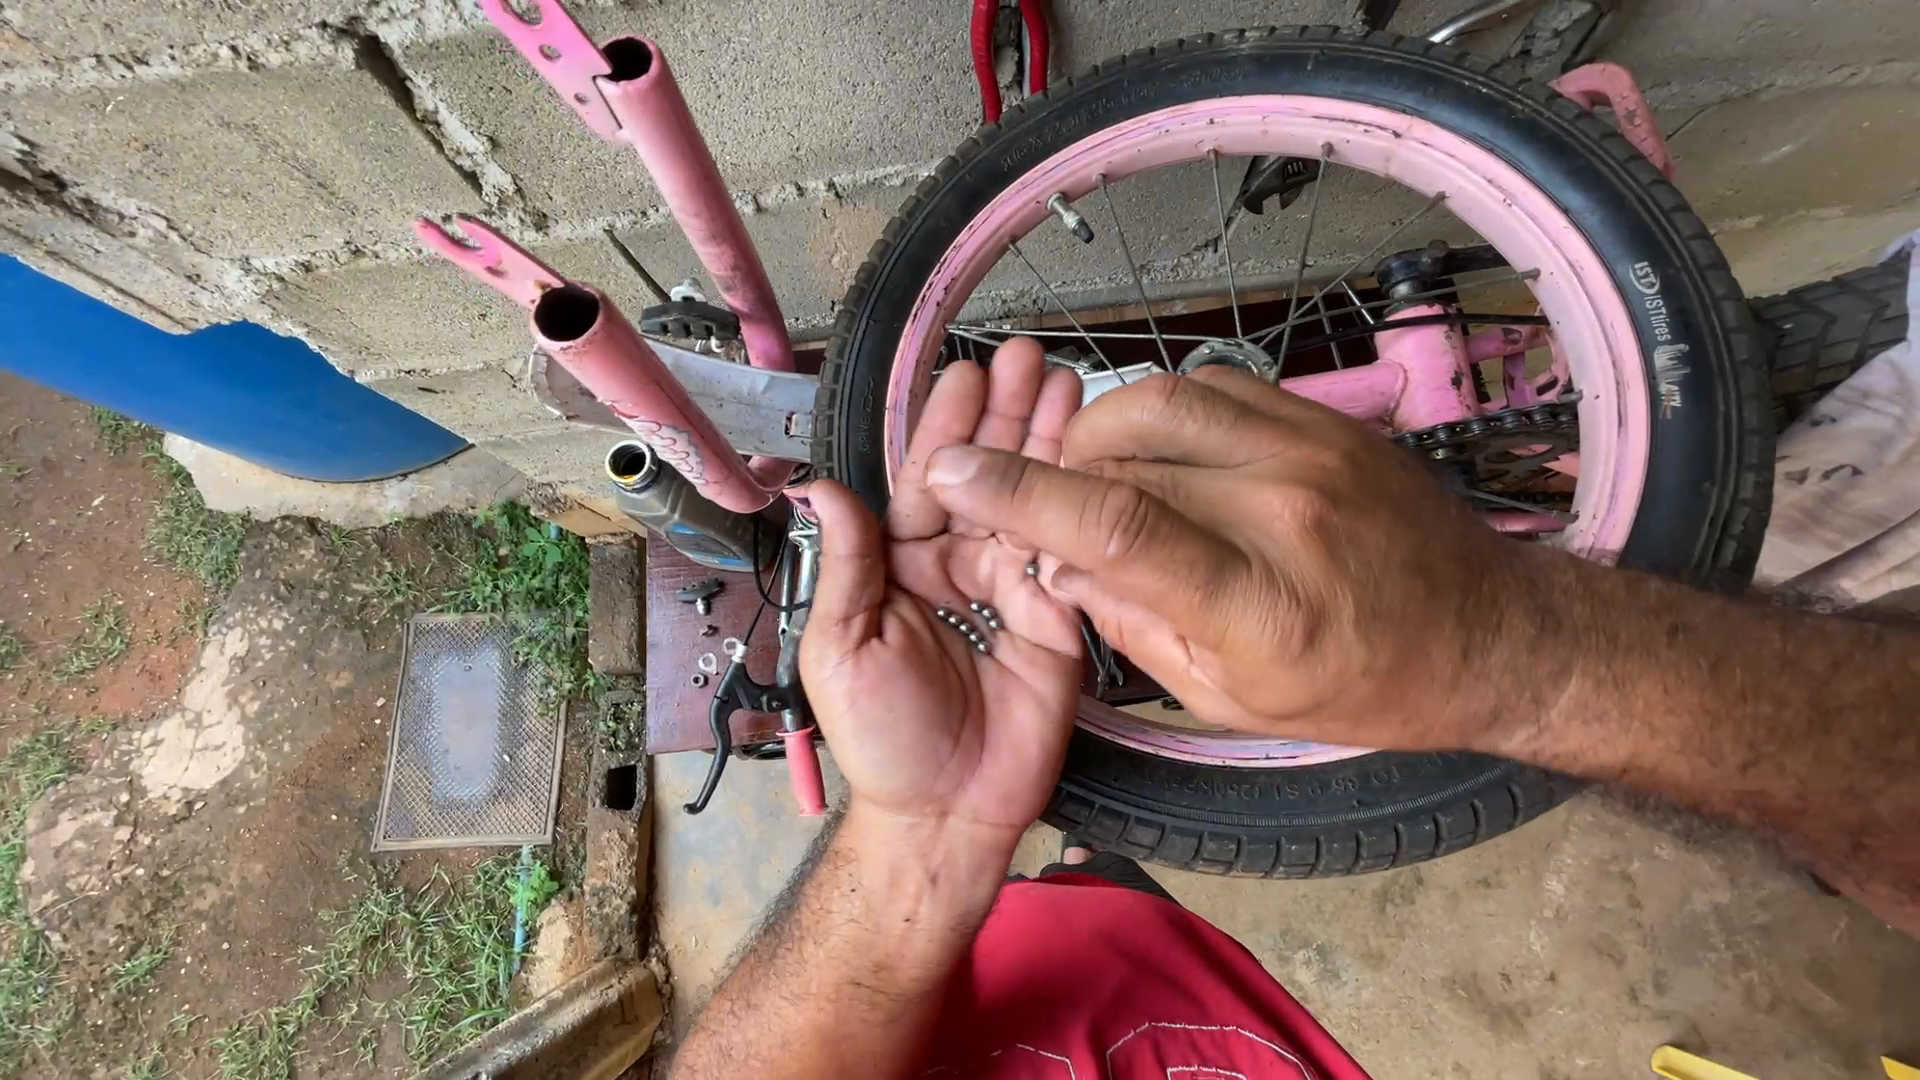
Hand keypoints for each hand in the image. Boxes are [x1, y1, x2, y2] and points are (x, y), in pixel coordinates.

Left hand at [799, 338, 1086, 842]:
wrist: (946, 809)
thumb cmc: (882, 735)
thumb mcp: (843, 648)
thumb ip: (845, 567)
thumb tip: (820, 489)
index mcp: (903, 564)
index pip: (927, 482)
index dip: (946, 430)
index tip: (965, 377)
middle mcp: (959, 564)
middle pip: (986, 479)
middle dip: (1007, 418)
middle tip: (1029, 360)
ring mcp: (1013, 586)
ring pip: (1033, 503)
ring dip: (1050, 445)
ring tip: (1068, 386)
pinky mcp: (1059, 616)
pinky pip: (1071, 556)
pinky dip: (1084, 507)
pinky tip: (1099, 459)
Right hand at [922, 367, 1566, 752]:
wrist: (1492, 633)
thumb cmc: (1361, 684)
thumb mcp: (1231, 699)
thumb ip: (1132, 625)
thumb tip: (1060, 561)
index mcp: (1258, 602)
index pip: (1115, 525)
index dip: (1018, 493)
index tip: (953, 474)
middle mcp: (1282, 506)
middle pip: (1119, 453)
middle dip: (1054, 476)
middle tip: (1046, 512)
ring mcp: (1307, 447)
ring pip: (1152, 401)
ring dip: (1095, 436)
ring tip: (1094, 480)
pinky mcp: (1318, 417)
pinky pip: (1203, 386)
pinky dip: (1152, 415)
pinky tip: (1153, 455)